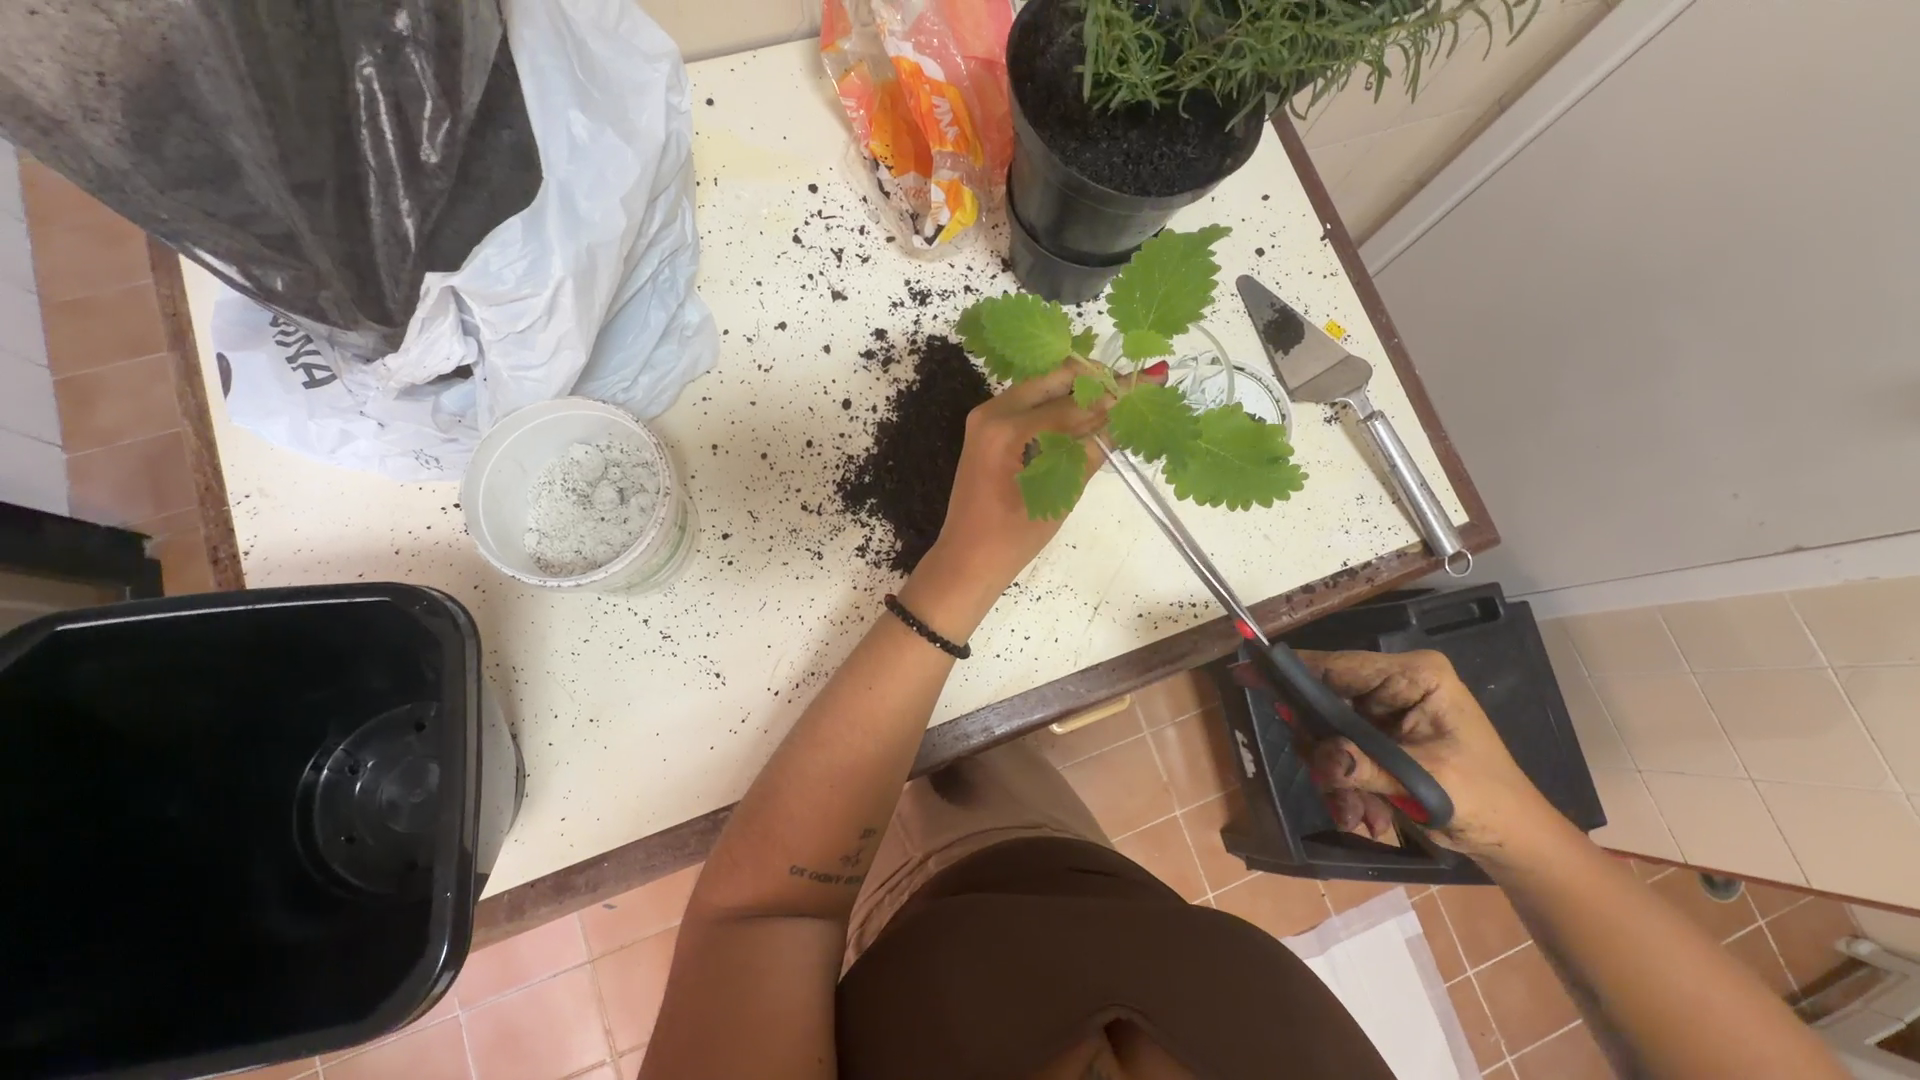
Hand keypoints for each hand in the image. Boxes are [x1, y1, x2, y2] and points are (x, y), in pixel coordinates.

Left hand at [923, 364, 1108, 593]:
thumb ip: (1090, 451)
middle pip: (1052, 382)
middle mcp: (992, 413)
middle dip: (1092, 381)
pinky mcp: (986, 432)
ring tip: (1115, 396)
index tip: (1147, 380)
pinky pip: (1028, 408)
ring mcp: (985, 420)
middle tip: (1130, 382)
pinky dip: (1056, 408)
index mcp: (1006, 428)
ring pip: (1040, 391)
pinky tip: (1086, 416)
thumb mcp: (1058, 494)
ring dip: (1075, 393)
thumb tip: (1124, 418)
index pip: (1070, 403)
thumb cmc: (1011, 537)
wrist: (968, 559)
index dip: (1110, 394)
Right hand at [1298, 649, 1562, 860]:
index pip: (1339, 667)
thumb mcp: (1427, 782)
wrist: (1512, 839)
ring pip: (1326, 735)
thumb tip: (1323, 758)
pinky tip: (1366, 816)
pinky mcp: (1377, 740)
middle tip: (1330, 786)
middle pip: (1325, 704)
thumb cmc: (1486, 800)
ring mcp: (1383, 713)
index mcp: (1415, 677)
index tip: (1248, 673)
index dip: (1294, 675)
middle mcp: (1394, 686)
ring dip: (1336, 780)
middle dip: (1324, 752)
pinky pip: (1337, 756)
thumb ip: (1369, 766)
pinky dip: (1344, 789)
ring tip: (1358, 815)